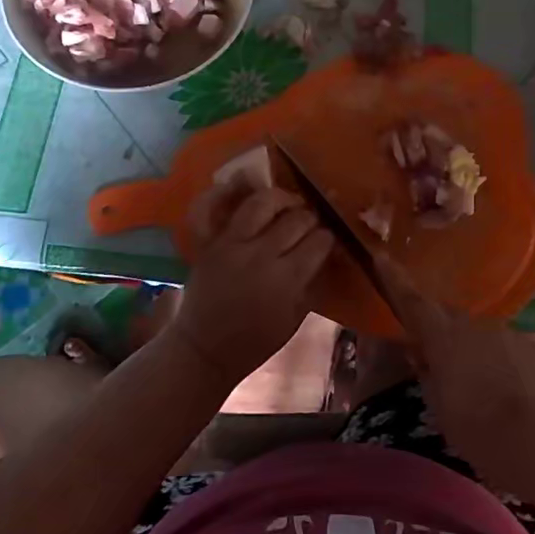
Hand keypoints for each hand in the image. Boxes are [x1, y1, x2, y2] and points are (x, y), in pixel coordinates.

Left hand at [169, 182, 334, 387]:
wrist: (206, 348)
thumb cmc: (256, 341)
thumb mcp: (295, 317)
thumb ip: (310, 282)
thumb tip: (325, 255)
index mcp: (286, 278)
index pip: (319, 241)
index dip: (328, 238)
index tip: (328, 241)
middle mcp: (259, 254)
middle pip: (295, 219)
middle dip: (310, 218)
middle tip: (311, 224)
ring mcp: (230, 244)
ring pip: (260, 202)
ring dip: (280, 198)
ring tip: (287, 203)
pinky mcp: (207, 242)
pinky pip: (210, 207)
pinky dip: (223, 192)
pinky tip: (241, 185)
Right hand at [376, 259, 534, 489]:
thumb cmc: (493, 437)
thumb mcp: (444, 414)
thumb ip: (430, 378)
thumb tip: (424, 358)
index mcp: (446, 338)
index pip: (412, 300)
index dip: (394, 280)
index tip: (380, 256)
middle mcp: (480, 327)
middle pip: (448, 316)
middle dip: (434, 327)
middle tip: (425, 350)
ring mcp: (517, 337)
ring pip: (482, 336)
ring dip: (470, 351)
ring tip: (471, 386)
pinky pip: (511, 352)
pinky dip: (501, 366)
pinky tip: (508, 397)